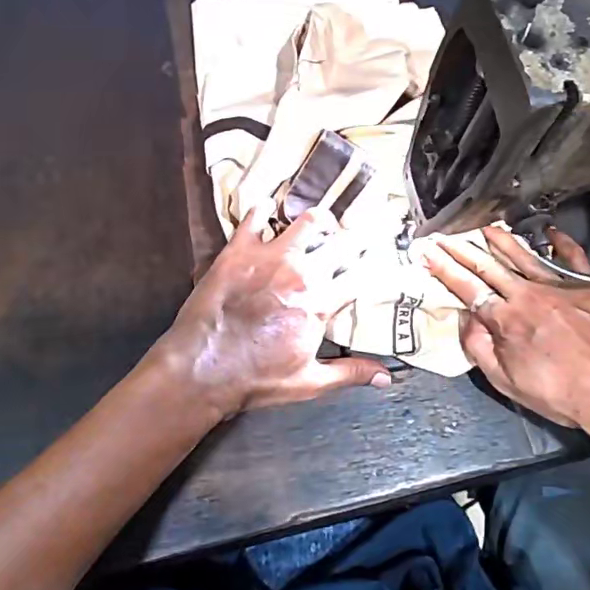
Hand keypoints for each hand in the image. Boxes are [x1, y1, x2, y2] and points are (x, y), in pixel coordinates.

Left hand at [158, 207, 391, 417]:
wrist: (202, 368)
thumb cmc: (256, 379)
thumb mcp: (309, 382)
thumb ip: (349, 373)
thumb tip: (387, 377)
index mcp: (321, 304)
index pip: (360, 277)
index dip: (373, 269)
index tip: (378, 265)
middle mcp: (302, 273)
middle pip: (341, 244)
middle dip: (354, 239)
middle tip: (357, 237)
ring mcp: (270, 257)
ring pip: (306, 222)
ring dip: (318, 220)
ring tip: (321, 220)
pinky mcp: (238, 250)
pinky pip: (255, 217)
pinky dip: (264, 210)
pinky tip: (268, 207)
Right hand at [424, 226, 589, 438]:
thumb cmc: (560, 394)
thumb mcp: (506, 382)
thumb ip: (480, 348)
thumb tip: (466, 319)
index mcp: (505, 319)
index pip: (467, 288)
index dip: (445, 269)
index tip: (429, 253)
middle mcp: (528, 295)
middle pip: (489, 266)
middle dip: (463, 249)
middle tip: (445, 235)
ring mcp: (560, 287)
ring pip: (524, 256)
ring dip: (502, 240)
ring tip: (485, 227)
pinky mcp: (588, 287)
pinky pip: (572, 258)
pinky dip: (560, 243)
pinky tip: (551, 231)